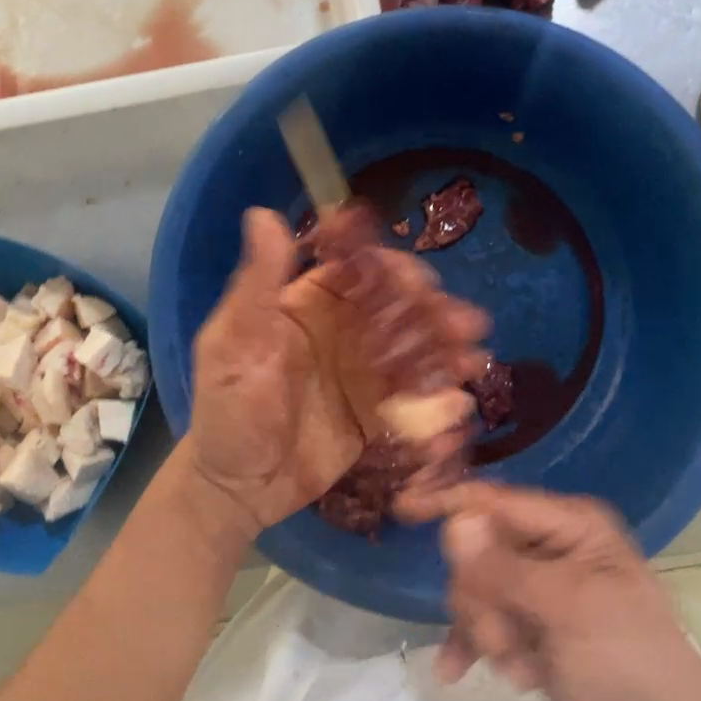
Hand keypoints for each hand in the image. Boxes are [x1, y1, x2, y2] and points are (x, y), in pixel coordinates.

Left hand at [185, 209, 488, 536]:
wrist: (235, 487)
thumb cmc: (226, 409)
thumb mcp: (233, 344)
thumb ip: (256, 282)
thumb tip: (262, 213)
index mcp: (308, 303)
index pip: (356, 269)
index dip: (388, 267)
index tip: (414, 277)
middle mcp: (342, 328)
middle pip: (395, 305)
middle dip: (430, 308)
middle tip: (461, 320)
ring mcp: (363, 369)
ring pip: (412, 344)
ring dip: (445, 342)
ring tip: (473, 354)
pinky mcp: (377, 409)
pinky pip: (413, 390)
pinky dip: (440, 385)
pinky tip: (462, 387)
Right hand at [403, 483, 700, 700]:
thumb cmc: (631, 661)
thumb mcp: (570, 609)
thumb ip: (507, 568)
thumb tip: (456, 520)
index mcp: (571, 526)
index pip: (496, 502)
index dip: (450, 504)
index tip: (402, 509)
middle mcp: (552, 549)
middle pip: (479, 553)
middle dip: (481, 600)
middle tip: (504, 641)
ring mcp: (541, 593)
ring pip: (477, 593)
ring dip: (484, 632)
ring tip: (515, 668)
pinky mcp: (533, 632)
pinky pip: (484, 626)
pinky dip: (477, 649)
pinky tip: (460, 674)